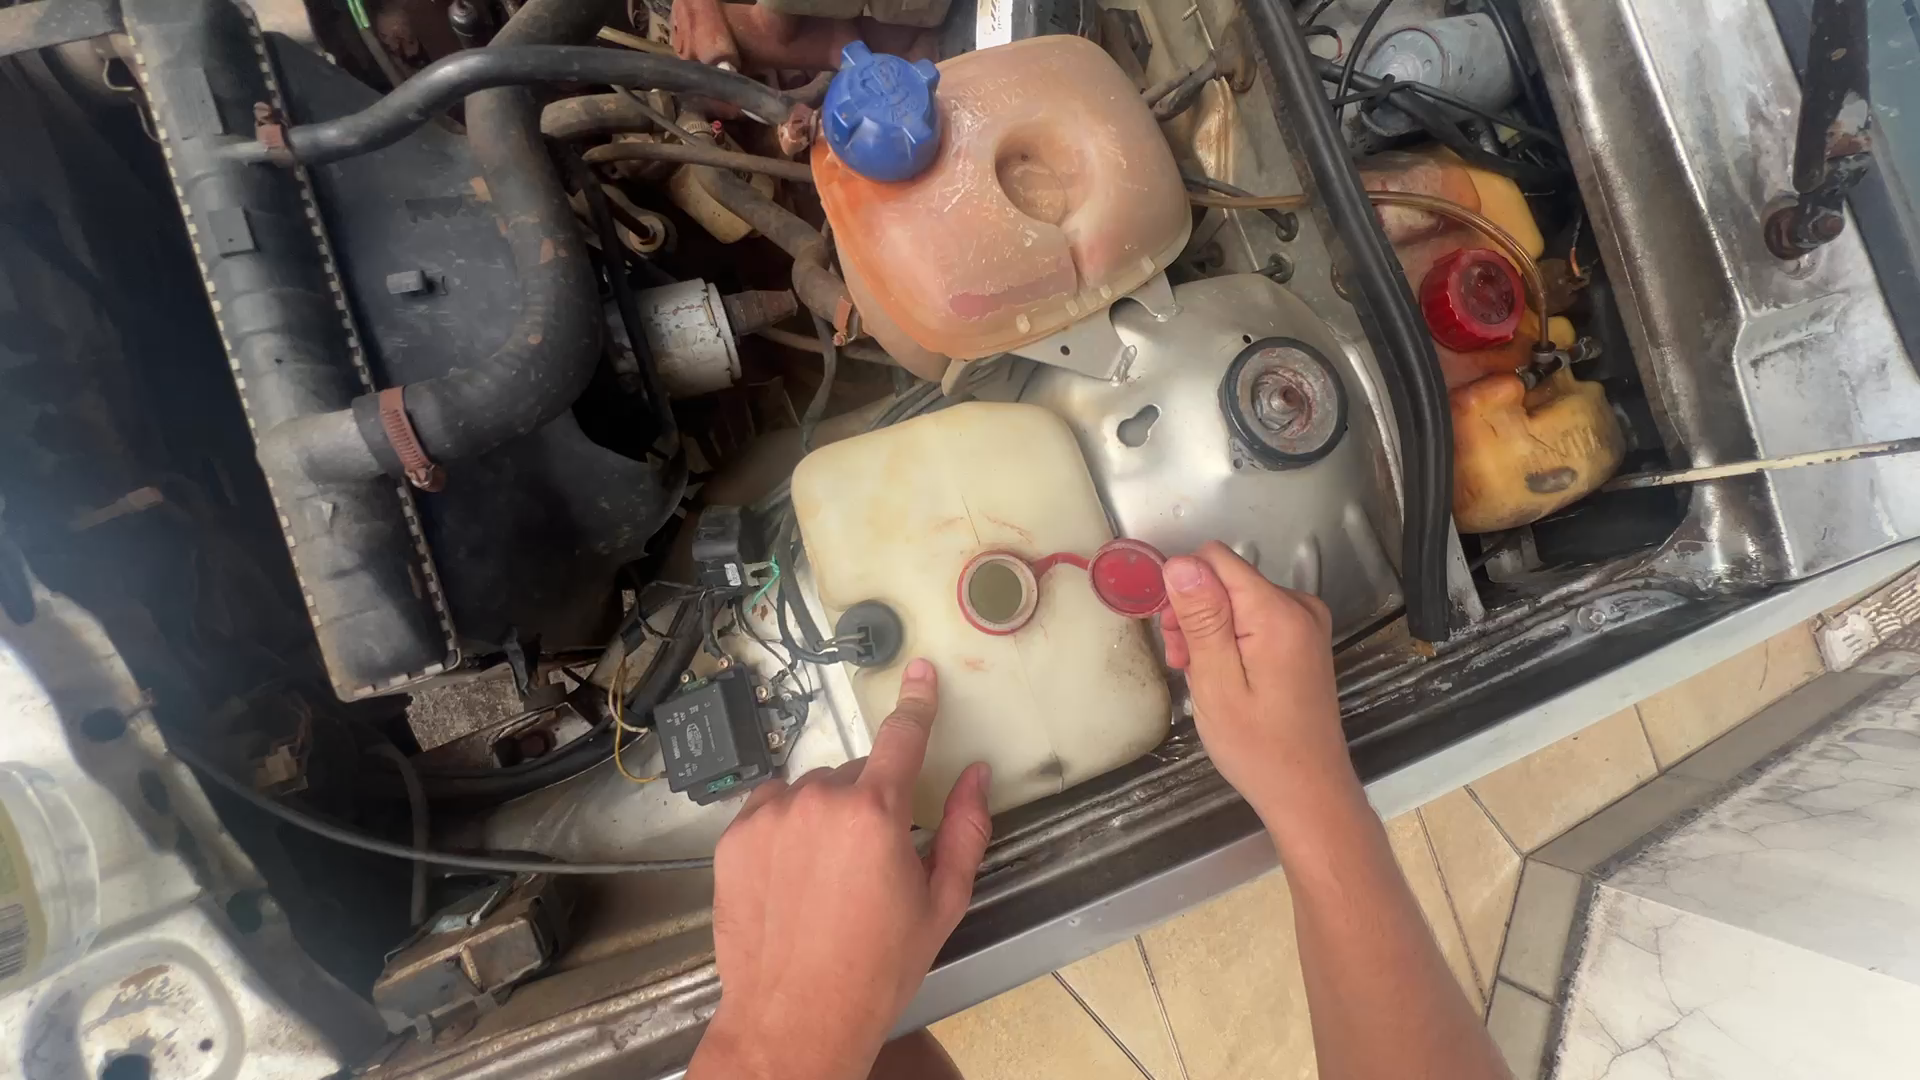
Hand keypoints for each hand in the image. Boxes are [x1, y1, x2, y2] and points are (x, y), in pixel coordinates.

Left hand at [688, 658, 992, 1079]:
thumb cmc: (876, 967)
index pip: (903, 735)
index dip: (917, 700)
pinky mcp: (735, 834)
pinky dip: (788, 825)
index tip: (920, 671)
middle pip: (857, 774)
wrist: (792, 1020)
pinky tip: (792, 872)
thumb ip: (967, 829)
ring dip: (826, 814)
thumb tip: (977, 776)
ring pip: (814, 789)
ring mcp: (771, 813)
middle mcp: (820, 799)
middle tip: (869, 862)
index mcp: (876, 812)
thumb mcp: (941, 903)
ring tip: (825, 875)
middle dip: (869, 803)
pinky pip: (773, 805)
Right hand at [1159, 542, 1356, 841]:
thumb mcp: (1215, 682)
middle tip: (1182, 661)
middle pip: (1222, 578)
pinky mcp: (1301, 637)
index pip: (1213, 559)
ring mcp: (1304, 621)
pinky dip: (1226, 637)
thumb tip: (1179, 563)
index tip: (1172, 632)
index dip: (1181, 588)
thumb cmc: (1257, 746)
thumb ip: (1201, 618)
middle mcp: (1298, 606)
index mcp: (1277, 613)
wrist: (1306, 791)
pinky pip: (1250, 615)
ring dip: (1205, 628)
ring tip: (1198, 672)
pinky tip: (1219, 671)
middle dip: (1191, 612)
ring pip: (1232, 597)